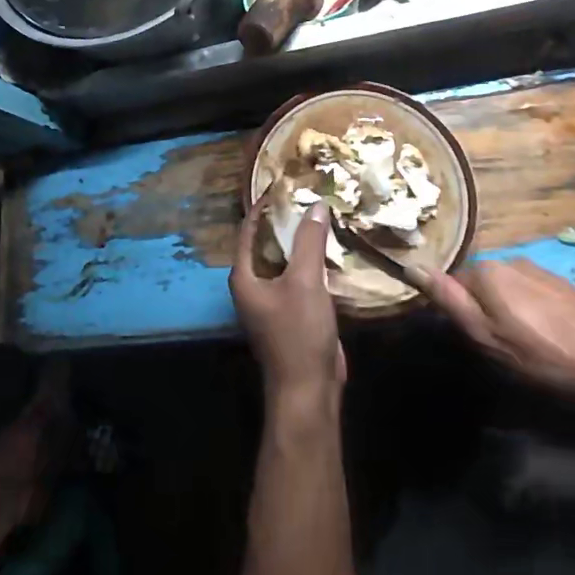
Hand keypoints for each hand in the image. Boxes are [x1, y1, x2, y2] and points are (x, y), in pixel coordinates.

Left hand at [231, 201, 345, 397]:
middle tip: (305, 197)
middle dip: (284, 222)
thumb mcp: (305, 282)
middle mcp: (252, 287)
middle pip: (266, 245)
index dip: (263, 207)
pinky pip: (298, 279)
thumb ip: (310, 242)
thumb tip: (316, 205)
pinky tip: (330, 252)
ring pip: (284, 263)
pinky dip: (310, 264)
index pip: (248, 231)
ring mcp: (271, 302)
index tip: (281, 185)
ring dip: (299, 243)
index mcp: (244, 277)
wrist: (309, 389)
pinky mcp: (291, 314)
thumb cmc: (298, 332)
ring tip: (319, 217)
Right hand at [411, 258, 574, 422]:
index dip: (453, 313)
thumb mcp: (490, 338)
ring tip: (524, 350)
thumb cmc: (552, 358)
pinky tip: (548, 343)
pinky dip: (529, 316)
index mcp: (486, 270)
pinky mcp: (563, 285)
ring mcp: (539, 271)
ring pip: (503, 292)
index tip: (468, 341)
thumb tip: (412, 266)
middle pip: (477, 285)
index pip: (448, 283)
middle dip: (481, 312)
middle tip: (497, 350)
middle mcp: (509, 260)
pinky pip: (528, 297)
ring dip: (506, 315)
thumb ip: (450, 302)